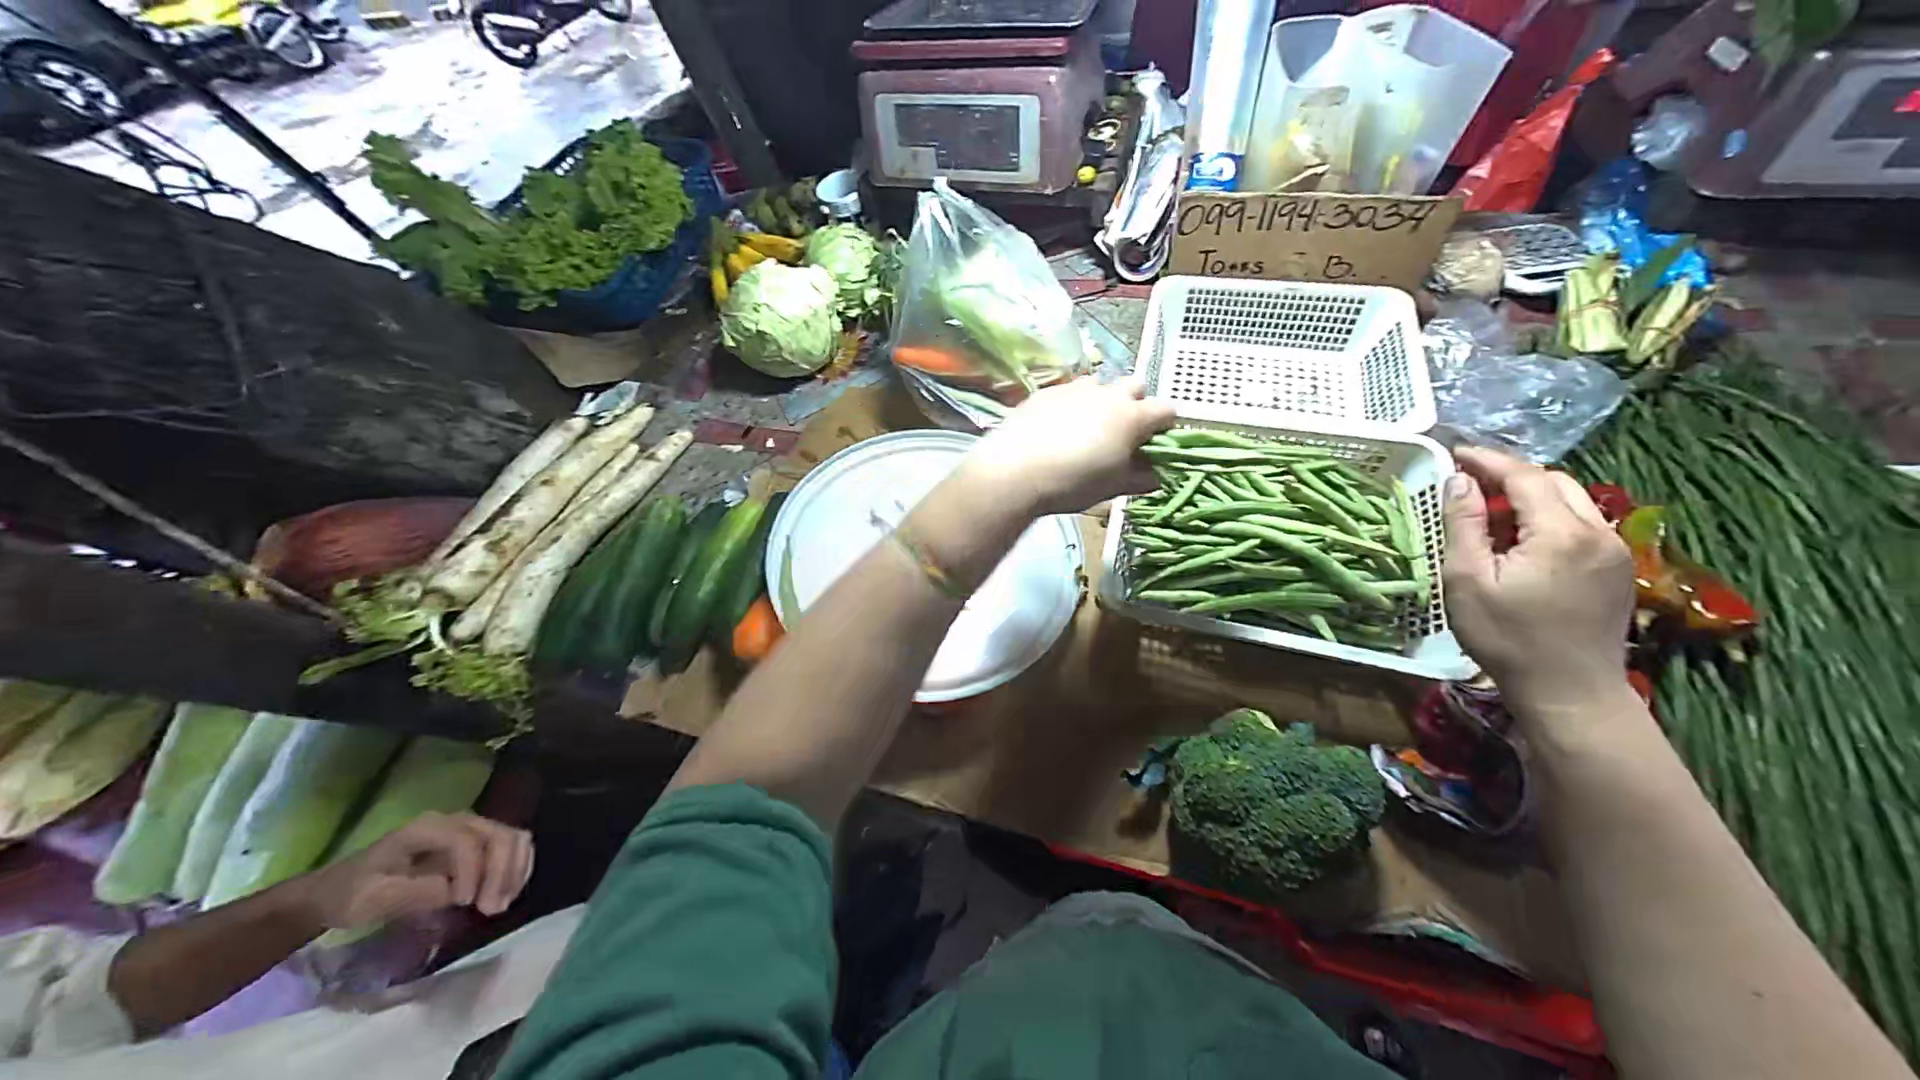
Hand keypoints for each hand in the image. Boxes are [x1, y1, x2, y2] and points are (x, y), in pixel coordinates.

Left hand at [295, 811, 533, 930]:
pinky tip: (505, 893)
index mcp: (427, 828)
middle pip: (499, 835)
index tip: (465, 906)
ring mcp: (470, 829)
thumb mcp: (371, 899)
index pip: (466, 841)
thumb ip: (415, 892)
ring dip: (514, 871)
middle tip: (492, 909)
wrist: (339, 889)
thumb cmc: (351, 894)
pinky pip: (511, 847)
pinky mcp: (478, 842)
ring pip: (513, 839)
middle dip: (503, 872)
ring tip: (500, 903)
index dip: (473, 872)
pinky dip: (516, 869)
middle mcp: (456, 820)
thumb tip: (457, 891)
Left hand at [960, 375, 1175, 515]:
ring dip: (1102, 400)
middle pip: (1136, 386)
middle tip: (1122, 434)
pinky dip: (1071, 405)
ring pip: (1100, 384)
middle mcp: (1108, 393)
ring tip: (1087, 428)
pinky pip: (1068, 392)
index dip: (1165, 427)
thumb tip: (1156, 474)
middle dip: (1136, 404)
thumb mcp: (1112, 487)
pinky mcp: (1046, 392)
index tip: (1155, 445)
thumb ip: (1140, 477)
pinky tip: (1056, 429)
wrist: (1015, 472)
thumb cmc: (1073, 483)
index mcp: (1132, 415)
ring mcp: (1075, 388)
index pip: (1167, 410)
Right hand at [1442, 447, 1635, 712]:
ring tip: (1490, 510)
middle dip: (1509, 475)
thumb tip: (1459, 481)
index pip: (1524, 476)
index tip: (1454, 454)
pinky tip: (1520, 538)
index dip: (1487, 461)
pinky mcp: (1615, 569)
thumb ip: (1465, 525)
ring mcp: (1613, 551)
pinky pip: (1581, 525)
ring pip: (1571, 501)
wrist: (1569, 690)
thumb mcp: (1467, 580)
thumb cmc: (1506, 636)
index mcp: (1560, 533)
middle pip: (1554, 482)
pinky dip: (1547, 517)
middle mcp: (1598, 532)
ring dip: (1530, 496)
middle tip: (1467, 482)